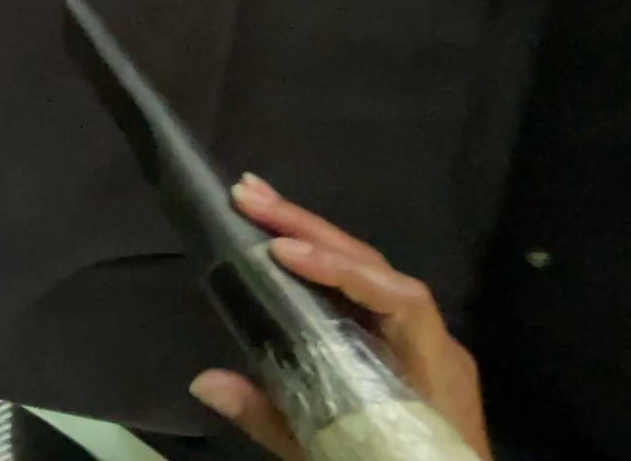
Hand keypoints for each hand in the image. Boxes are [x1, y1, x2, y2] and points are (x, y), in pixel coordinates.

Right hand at [187, 174, 491, 460]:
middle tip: (245, 196)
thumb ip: (268, 417)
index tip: (282, 251)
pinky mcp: (387, 331)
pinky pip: (353, 280)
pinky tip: (273, 232)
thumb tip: (202, 381)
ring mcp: (409, 331)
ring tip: (248, 197)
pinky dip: (313, 250)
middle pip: (370, 264)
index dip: (341, 269)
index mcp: (428, 367)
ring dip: (303, 227)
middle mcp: (426, 338)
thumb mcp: (328, 451)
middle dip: (306, 227)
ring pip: (360, 263)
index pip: (398, 300)